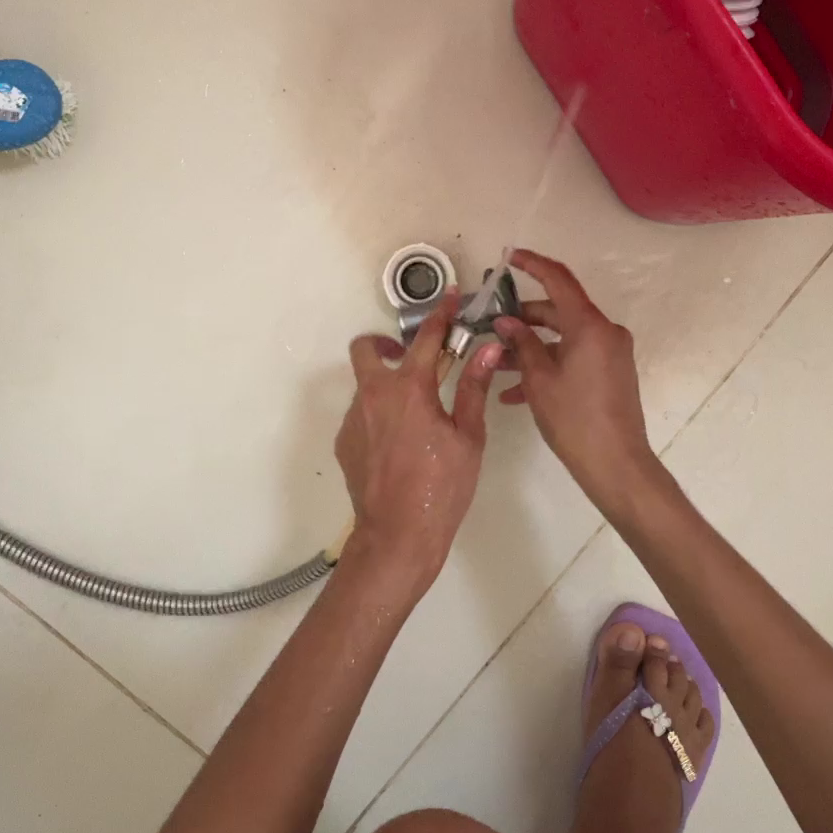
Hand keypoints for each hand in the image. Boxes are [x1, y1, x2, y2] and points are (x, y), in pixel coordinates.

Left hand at [335, 292, 503, 586]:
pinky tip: (399, 445)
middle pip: (366, 348)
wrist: (398, 535)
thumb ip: (474, 388)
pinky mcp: (344, 442)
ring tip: (414, 418)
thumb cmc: (443, 487)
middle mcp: (373, 395)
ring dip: (386, 387)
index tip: (450, 297)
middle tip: (409, 359)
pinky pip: (360, 416)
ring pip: (365, 386)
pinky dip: (378, 416)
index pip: (426, 338)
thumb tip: (487, 349)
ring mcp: (353, 419)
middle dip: (385, 344)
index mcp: (409, 388)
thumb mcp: (468, 438)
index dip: (441, 314)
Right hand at [492, 249, 658, 509]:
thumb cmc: (574, 418)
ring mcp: (609, 353)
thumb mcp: (539, 379)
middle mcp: (604, 331)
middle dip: (522, 318)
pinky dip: (547, 366)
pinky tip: (515, 392)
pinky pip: (573, 358)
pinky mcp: (609, 373)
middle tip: (489, 326)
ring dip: (530, 348)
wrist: (615, 463)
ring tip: (496, 364)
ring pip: (562, 338)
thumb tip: (506, 321)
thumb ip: (521, 343)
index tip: (509, 256)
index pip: (558, 280)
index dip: (532, 264)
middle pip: (558, 312)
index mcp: (589, 325)